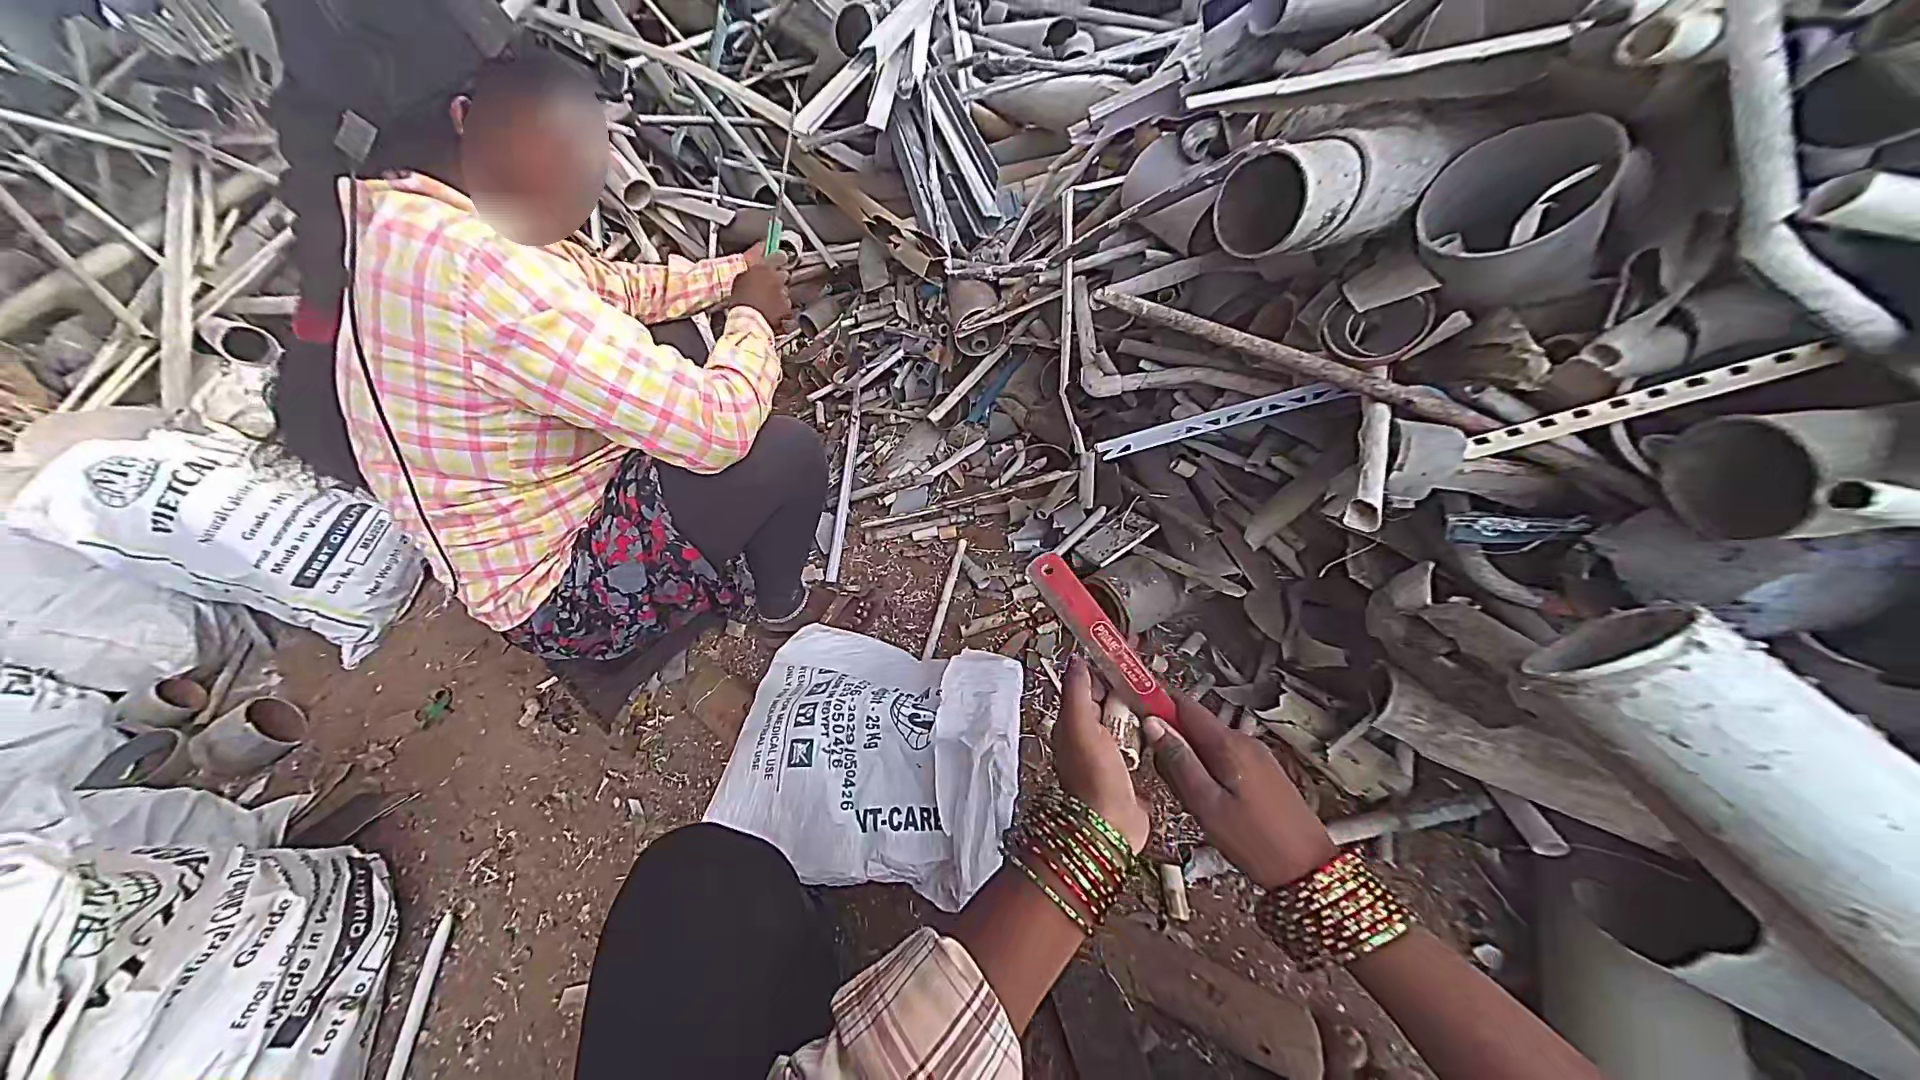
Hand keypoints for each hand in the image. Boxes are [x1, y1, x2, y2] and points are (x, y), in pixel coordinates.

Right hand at [730, 260, 791, 328]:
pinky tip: (774, 313)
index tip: (781, 258)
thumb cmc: (740, 302)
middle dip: (779, 280)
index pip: (777, 256)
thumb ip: (750, 273)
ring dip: (779, 296)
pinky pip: (787, 306)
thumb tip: (752, 272)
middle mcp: (777, 279)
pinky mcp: (788, 308)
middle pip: (784, 275)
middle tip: (770, 287)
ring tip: (769, 304)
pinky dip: (783, 309)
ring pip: (786, 292)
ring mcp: (784, 294)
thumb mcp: (740, 280)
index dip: (779, 258)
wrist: (749, 321)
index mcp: (763, 269)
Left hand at [1053, 657, 1150, 853]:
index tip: (1126, 648)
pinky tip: (1170, 722)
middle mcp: (1094, 734)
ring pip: (1132, 718)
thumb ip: (1077, 691)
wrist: (1111, 826)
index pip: (1090, 683)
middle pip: (1113, 699)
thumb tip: (1075, 658)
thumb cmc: (1092, 777)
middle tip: (1151, 670)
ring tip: (1164, 692)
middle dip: (1130, 684)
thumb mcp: (1079, 726)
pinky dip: (1156, 730)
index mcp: (1075, 721)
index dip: (1107, 665)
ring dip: (1145, 706)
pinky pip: (1147, 740)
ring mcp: (1116, 751)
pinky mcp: (1137, 768)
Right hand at [1144, 694, 1337, 887]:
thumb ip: (1178, 760)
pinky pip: (1223, 756)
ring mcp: (1255, 755)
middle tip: (1164, 775)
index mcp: (1228, 744)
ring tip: (1189, 797)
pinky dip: (1206, 768)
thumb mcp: (1205, 803)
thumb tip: (1153, 724)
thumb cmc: (1255, 841)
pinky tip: (1208, 800)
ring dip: (1188, 758)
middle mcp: (1243, 741)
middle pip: (1194, 724)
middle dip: (1171, 740)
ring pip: (1207, 742)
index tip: (1134, 703)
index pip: (1184, 704)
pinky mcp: (1262, 771)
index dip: (1157, 699)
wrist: (1309, 870)